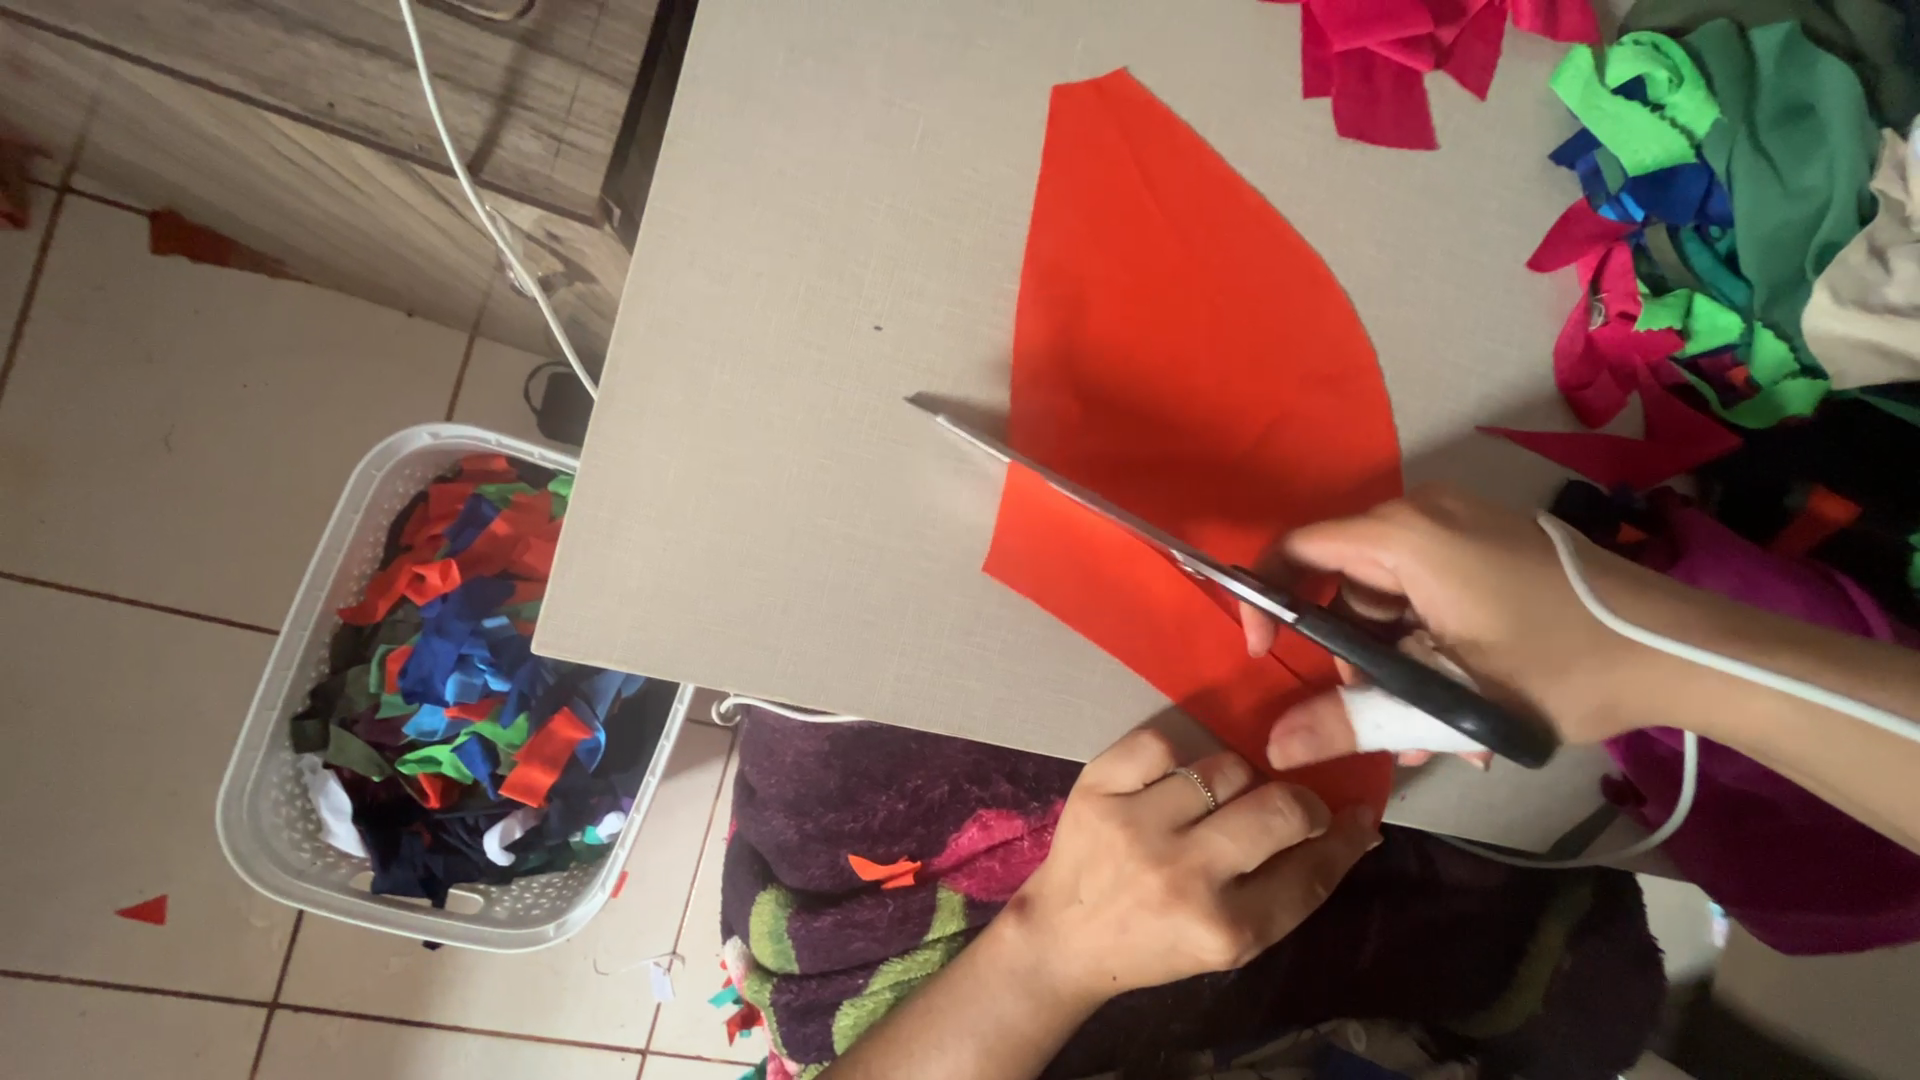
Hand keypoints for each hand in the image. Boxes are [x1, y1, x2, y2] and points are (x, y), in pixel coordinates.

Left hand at [998, 727, 1378, 1006]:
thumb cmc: (1156, 941)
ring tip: (1218, 801)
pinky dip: (1175, 754)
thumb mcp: (1230, 939)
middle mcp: (1182, 875)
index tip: (1355, 814)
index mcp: (1224, 929)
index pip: (1310, 871)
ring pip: (1223, 767)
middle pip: (1277, 808)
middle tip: (1287, 805)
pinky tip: (1170, 780)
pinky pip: (1161, 742)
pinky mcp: (1096, 789)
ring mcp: (1135, 827)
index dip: (1343, 837)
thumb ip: (1288, 889)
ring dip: (1234, 780)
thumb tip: (1354, 828)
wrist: (1065, 933)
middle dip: (1297, 802)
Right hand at [1239, 485, 1654, 771]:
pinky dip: (1425, 642)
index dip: (1263, 599)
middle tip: (1380, 711)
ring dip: (1394, 661)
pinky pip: (1421, 589)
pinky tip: (1462, 697)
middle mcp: (1421, 515)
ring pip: (1383, 596)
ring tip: (1435, 728)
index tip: (1265, 655)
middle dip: (1350, 654)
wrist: (1690, 653)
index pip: (1294, 550)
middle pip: (1340, 582)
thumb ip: (1351, 721)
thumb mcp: (1452, 703)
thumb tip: (1272, 750)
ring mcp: (1457, 526)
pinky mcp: (1483, 544)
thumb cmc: (1564, 667)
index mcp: (1403, 535)